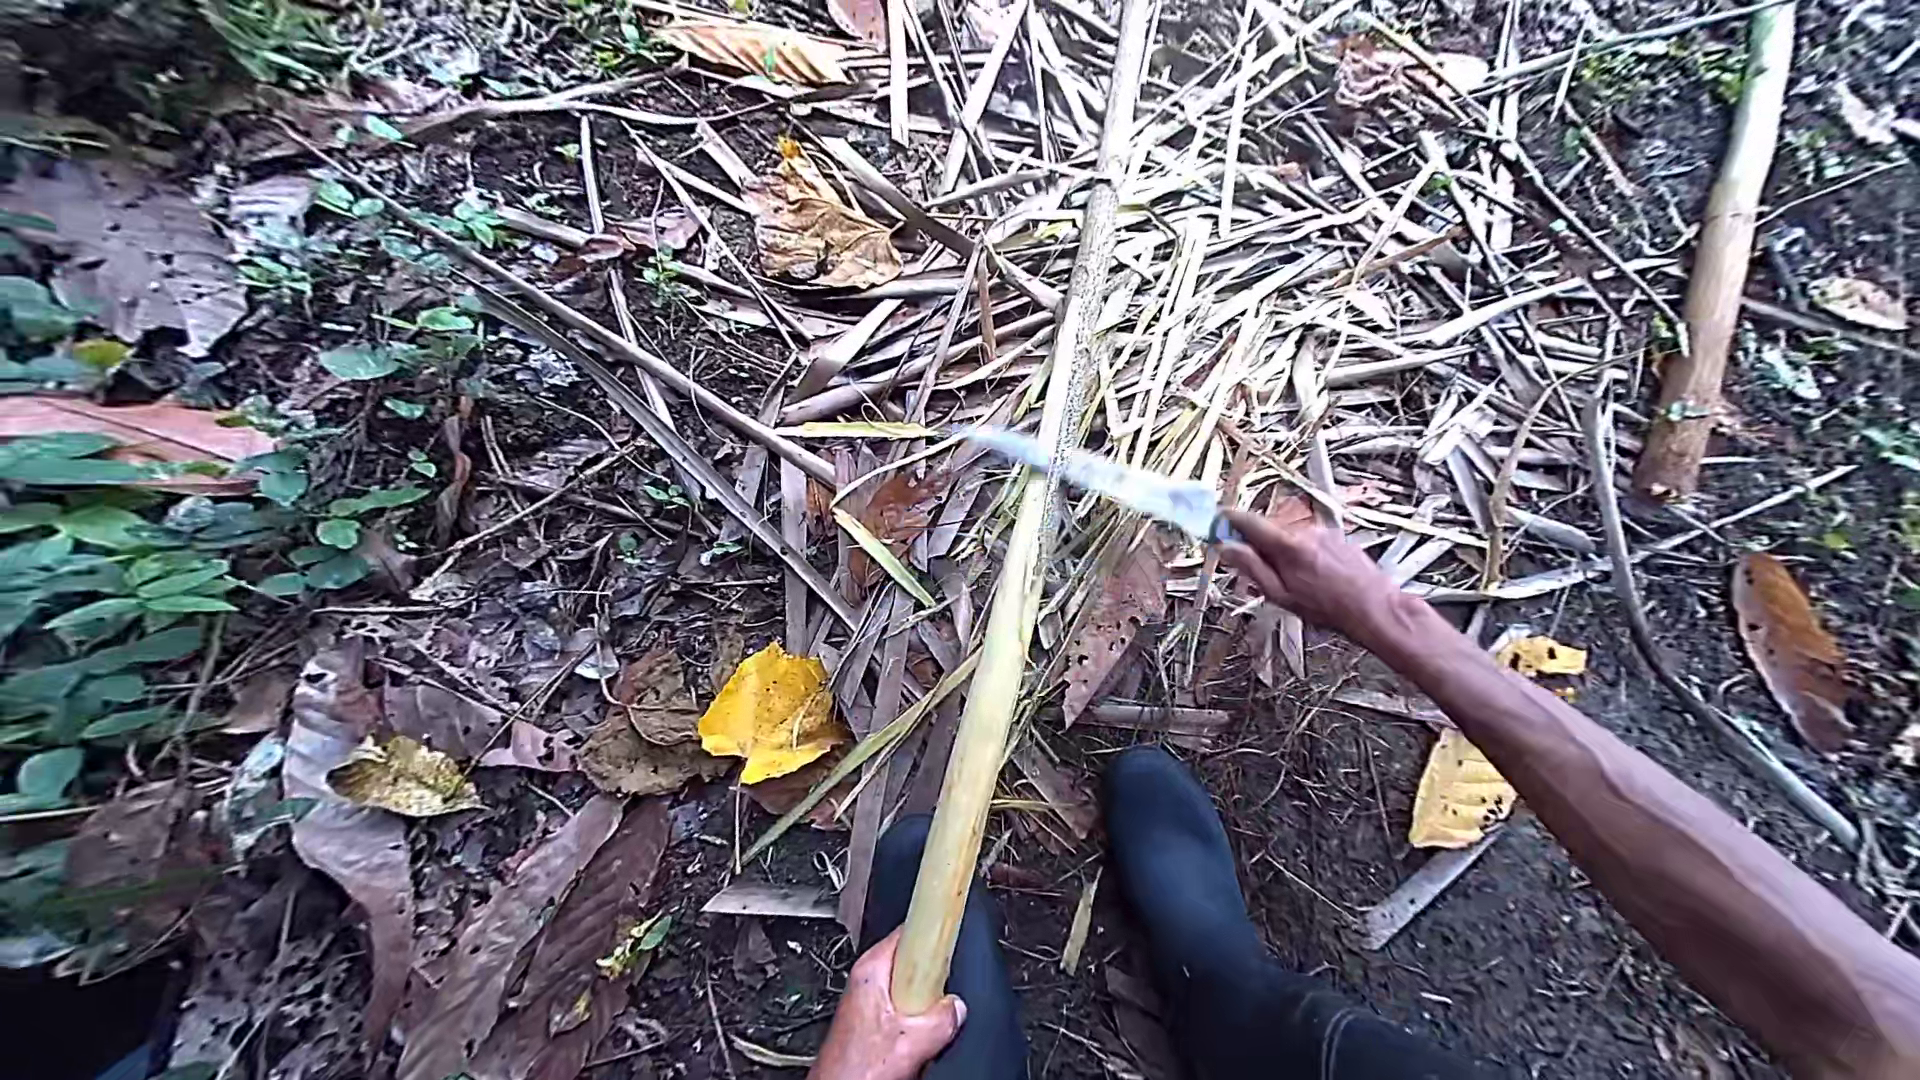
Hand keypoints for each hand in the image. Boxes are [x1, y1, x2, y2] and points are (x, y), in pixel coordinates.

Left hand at [808, 930, 966, 1079]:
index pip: (910, 929)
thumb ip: (939, 1021)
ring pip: (911, 990)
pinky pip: (905, 1010)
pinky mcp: (872, 1020)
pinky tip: (911, 1047)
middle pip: (915, 962)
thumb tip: (957, 1007)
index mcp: (871, 967)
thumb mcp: (907, 1044)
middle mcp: (868, 978)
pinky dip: (913, 1025)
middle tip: (934, 1004)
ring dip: (922, 1009)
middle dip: (930, 983)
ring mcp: (869, 999)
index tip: (951, 934)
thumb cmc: (851, 1072)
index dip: (933, 933)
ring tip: (918, 1034)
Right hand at [1218, 509, 1402, 643]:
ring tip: (1287, 575)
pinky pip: (1304, 535)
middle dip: (1254, 542)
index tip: (1216, 526)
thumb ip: (1250, 567)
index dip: (1228, 521)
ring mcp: (1321, 530)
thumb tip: (1225, 547)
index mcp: (1288, 545)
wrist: (1375, 607)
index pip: (1248, 521)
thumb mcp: (1279, 594)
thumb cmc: (1328, 608)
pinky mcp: (1334, 534)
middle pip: (1266, 526)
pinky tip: (1307, 571)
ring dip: (1277, 547)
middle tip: (1254, 567)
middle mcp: (1304, 530)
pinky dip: (1297, 548)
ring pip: (1285, 531)